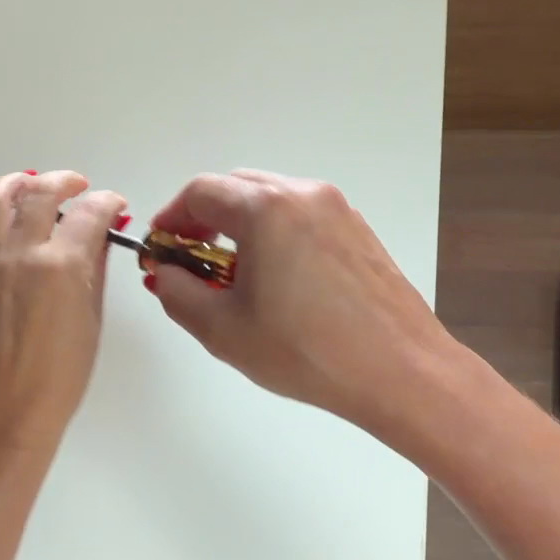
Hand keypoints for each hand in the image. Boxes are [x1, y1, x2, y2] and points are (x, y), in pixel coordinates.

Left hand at [0, 171, 128, 439]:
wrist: (10, 408)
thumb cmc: (62, 375)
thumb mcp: (92, 319)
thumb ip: (94, 270)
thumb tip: (96, 240)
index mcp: (62, 265)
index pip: (90, 213)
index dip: (108, 202)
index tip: (113, 205)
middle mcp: (20, 254)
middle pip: (40, 193)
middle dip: (65, 182)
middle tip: (77, 187)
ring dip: (14, 183)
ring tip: (27, 185)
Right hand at [145, 168, 460, 434]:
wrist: (399, 371)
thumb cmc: (304, 351)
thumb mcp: (221, 329)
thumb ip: (177, 292)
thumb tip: (167, 273)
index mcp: (267, 209)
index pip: (200, 192)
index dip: (170, 218)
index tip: (161, 251)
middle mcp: (305, 195)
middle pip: (237, 187)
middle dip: (203, 219)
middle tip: (189, 260)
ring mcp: (338, 210)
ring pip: (271, 200)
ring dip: (239, 226)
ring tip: (230, 276)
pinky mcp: (359, 232)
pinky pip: (301, 217)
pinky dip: (273, 234)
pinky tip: (273, 281)